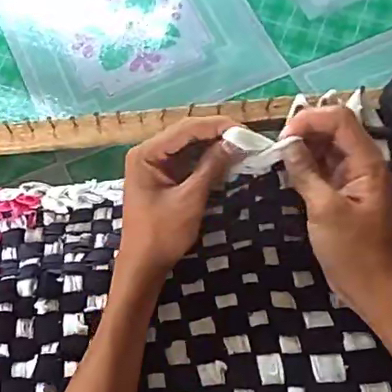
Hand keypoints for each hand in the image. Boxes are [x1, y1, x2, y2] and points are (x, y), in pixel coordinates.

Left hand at [115, 117, 240, 282]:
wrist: (144, 265)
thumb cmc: (162, 234)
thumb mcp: (190, 199)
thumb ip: (211, 167)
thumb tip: (235, 142)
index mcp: (145, 153)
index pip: (185, 129)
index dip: (216, 126)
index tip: (245, 130)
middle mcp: (147, 152)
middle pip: (186, 133)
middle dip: (216, 134)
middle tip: (247, 137)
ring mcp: (154, 164)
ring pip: (189, 146)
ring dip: (214, 146)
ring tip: (242, 145)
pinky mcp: (163, 177)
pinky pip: (187, 160)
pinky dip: (206, 160)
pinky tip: (227, 158)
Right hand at [280, 106, 391, 309]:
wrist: (369, 284)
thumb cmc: (350, 250)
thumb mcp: (324, 209)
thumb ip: (306, 172)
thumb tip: (286, 144)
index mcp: (366, 162)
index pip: (339, 119)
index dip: (309, 119)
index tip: (282, 138)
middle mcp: (362, 161)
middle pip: (333, 126)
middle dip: (303, 129)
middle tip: (276, 148)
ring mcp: (352, 175)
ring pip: (326, 144)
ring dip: (302, 145)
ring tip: (277, 157)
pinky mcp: (341, 188)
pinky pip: (322, 164)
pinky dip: (304, 161)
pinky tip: (287, 169)